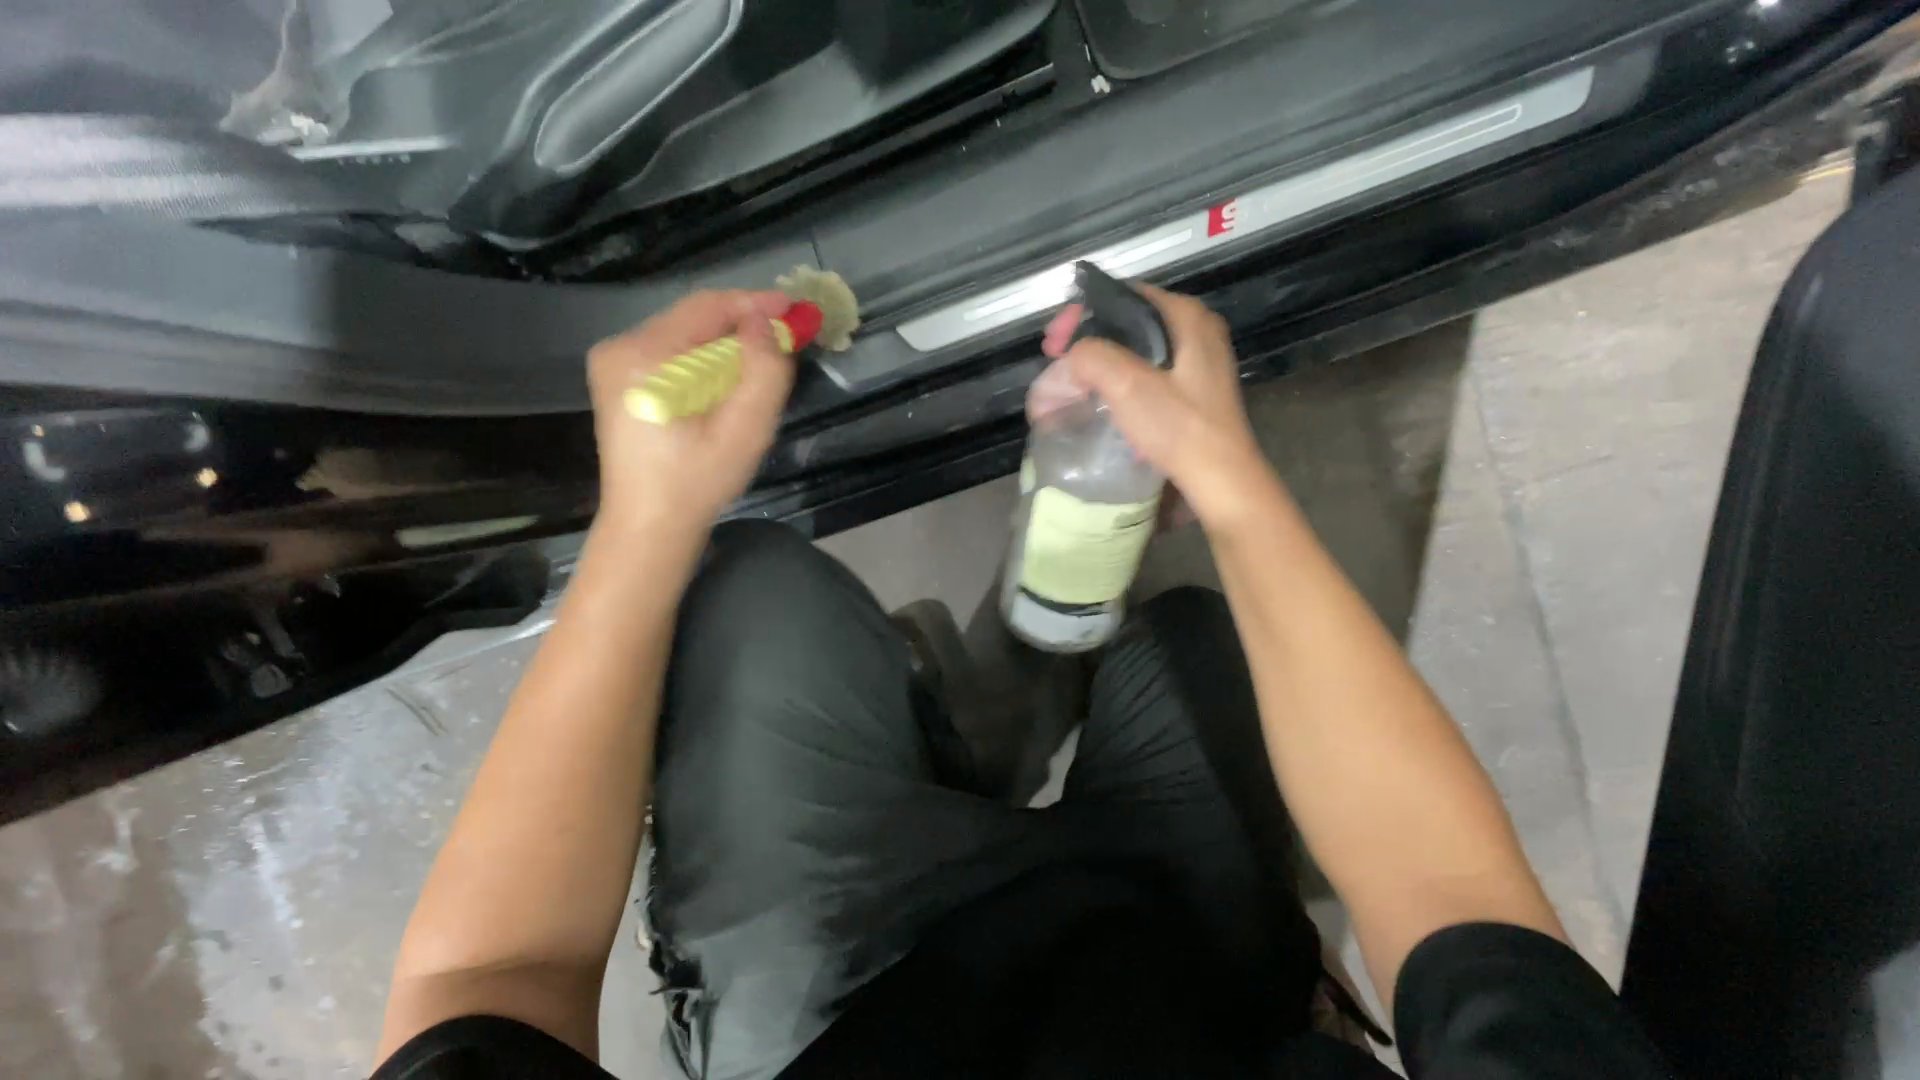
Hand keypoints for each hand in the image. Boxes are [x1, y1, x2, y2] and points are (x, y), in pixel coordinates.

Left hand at [586, 289, 795, 538]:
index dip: (756, 303)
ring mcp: (614, 363)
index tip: (797, 309)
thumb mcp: (745, 429)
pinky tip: (730, 377)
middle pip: (694, 317)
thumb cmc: (698, 481)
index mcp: (643, 356)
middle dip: (744, 323)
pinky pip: (673, 352)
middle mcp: (620, 347)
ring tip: (766, 357)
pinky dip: (707, 357)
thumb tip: (765, 322)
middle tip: (789, 334)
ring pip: (685, 333)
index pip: (707, 307)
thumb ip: (762, 370)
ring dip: (727, 341)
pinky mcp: (620, 379)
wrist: (650, 525)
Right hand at [1046, 285, 1278, 533]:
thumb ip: (1090, 356)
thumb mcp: (1126, 384)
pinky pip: (1147, 375)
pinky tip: (1100, 403)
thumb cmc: (1178, 427)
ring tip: (1070, 385)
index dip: (1080, 315)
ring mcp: (1199, 363)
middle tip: (1055, 363)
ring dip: (1100, 365)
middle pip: (1127, 324)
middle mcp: (1197, 331)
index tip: (1052, 343)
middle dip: (1086, 343)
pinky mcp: (1195, 392)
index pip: (1122, 297)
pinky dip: (1119, 383)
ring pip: (1136, 351)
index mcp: (1186, 317)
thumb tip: (1071, 358)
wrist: (1219, 479)